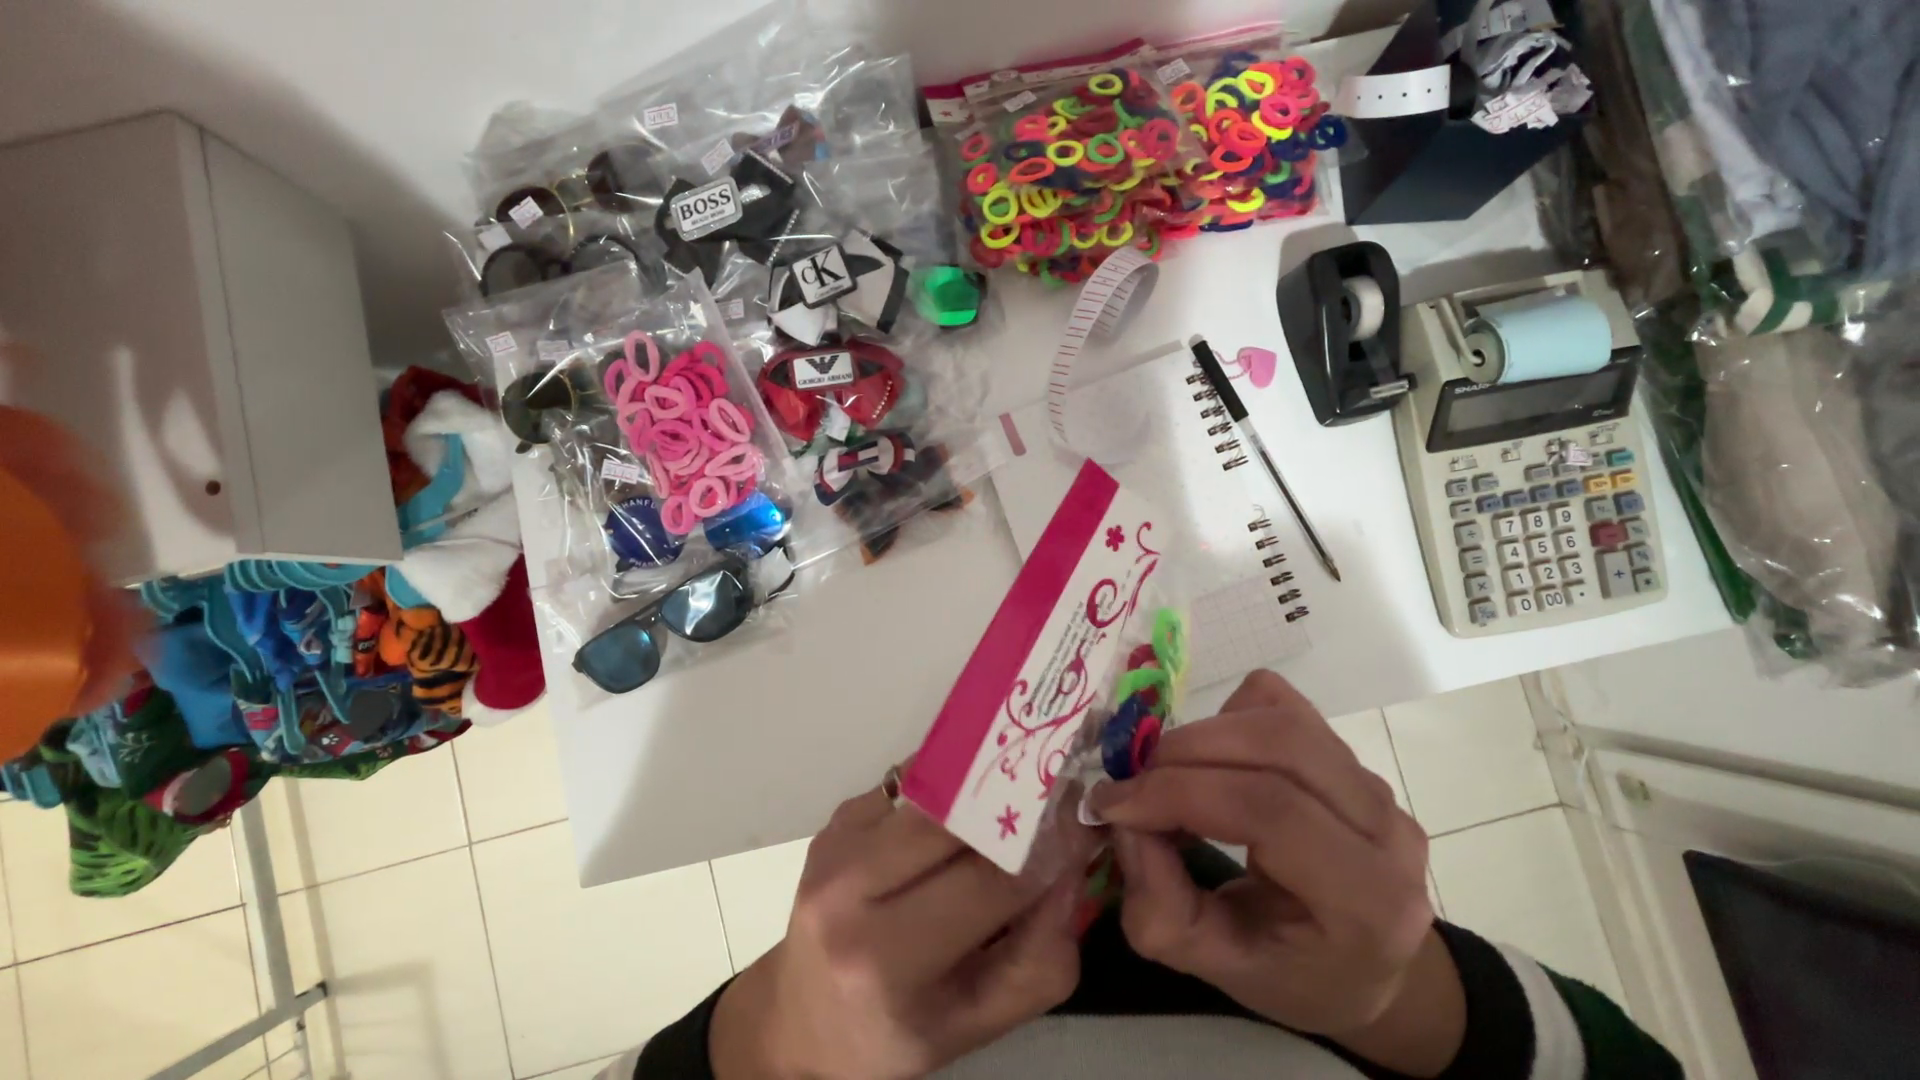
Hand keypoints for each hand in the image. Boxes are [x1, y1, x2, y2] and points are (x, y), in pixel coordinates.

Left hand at [711, 777, 1086, 1078]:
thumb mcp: (979, 1023)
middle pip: (960, 820)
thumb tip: (1070, 868)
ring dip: (984, 795)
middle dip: (1018, 808)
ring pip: (938, 791)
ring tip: (1015, 808)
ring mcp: (836, 845)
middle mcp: (847, 891)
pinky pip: (913, 785)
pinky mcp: (836, 817)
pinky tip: (959, 822)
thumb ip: (1041, 959)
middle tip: (1057, 807)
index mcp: (886, 958)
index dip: (1046, 849)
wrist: (801, 1016)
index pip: (989, 882)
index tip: (1082, 829)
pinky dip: (950, 796)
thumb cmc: (896, 1031)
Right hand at [1090, 671, 1465, 1076]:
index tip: (1115, 805)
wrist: (1363, 970)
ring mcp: (1377, 787)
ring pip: (1280, 718)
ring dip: (1203, 734)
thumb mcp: (1214, 966)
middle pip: (1280, 745)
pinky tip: (1217, 764)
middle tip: (1132, 785)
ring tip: (1165, 774)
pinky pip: (1283, 706)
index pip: (1272, 811)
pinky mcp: (1353, 756)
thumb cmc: (1289, 975)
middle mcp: (1386, 831)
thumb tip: (1125, 820)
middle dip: (1184, 753)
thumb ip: (1160, 905)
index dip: (1182, 793)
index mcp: (1366, 899)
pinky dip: (1230, 718)